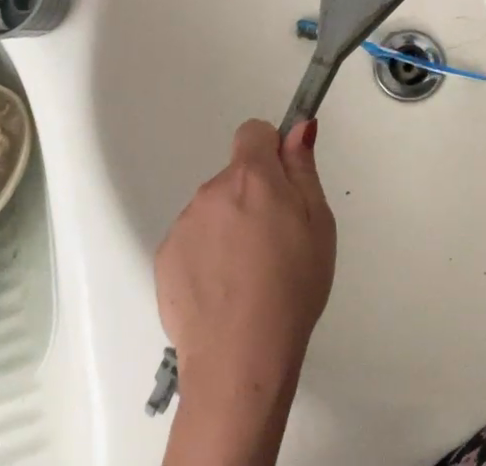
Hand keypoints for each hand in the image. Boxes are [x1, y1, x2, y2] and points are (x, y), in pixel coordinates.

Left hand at [156, 119, 335, 463]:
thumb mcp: (319, 225)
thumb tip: (296, 130)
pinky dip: (207, 258)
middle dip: (253, 198)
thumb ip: (303, 171)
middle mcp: (211, 191)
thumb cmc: (293, 288)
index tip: (284, 184)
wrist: (240, 356)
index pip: (253, 133)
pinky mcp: (165, 258)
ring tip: (249, 277)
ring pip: (213, 212)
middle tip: (275, 244)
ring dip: (229, 229)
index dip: (271, 152)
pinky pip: (192, 243)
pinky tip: (224, 293)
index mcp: (252, 177)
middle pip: (234, 177)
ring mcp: (184, 225)